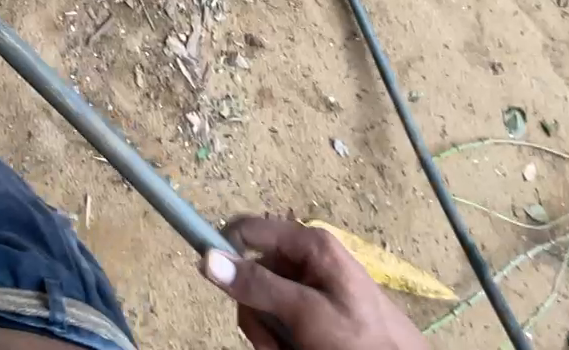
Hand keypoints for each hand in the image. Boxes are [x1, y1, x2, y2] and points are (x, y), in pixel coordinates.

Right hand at [199, 216, 426, 349]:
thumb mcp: (307, 315)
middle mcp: (308, 259)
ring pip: (262, 301)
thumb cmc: (363, 346)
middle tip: (271, 343)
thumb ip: (256, 285)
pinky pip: (280, 319)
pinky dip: (281, 341)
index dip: (226, 254)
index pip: (246, 230)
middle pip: (252, 272)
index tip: (220, 286)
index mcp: (310, 245)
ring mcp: (312, 287)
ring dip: (267, 333)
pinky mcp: (317, 313)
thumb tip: (205, 256)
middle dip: (255, 311)